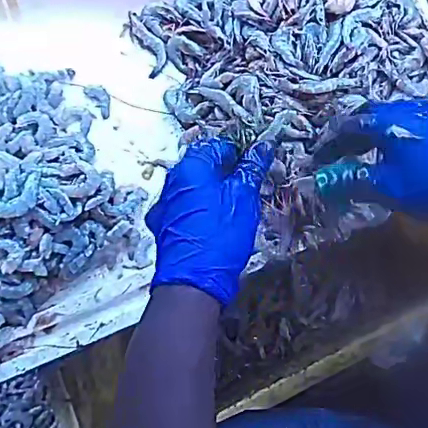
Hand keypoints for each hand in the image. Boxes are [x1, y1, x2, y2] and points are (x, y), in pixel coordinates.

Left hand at [145, 137, 272, 305]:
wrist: (193, 282)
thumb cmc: (220, 235)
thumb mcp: (244, 197)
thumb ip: (251, 168)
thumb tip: (262, 146)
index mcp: (190, 167)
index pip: (219, 145)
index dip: (242, 151)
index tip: (258, 162)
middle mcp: (171, 182)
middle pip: (204, 167)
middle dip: (227, 173)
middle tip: (251, 185)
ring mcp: (164, 206)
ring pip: (194, 189)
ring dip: (214, 193)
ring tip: (237, 208)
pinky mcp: (165, 228)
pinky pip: (186, 210)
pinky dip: (201, 212)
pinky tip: (216, 224)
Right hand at [315, 99, 427, 225]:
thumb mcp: (389, 189)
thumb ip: (351, 181)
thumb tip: (319, 181)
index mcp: (389, 119)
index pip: (348, 124)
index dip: (330, 142)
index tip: (321, 159)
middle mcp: (409, 107)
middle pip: (371, 115)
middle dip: (352, 134)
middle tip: (341, 154)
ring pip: (393, 117)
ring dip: (376, 133)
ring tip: (369, 154)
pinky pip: (414, 123)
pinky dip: (399, 135)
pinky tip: (402, 153)